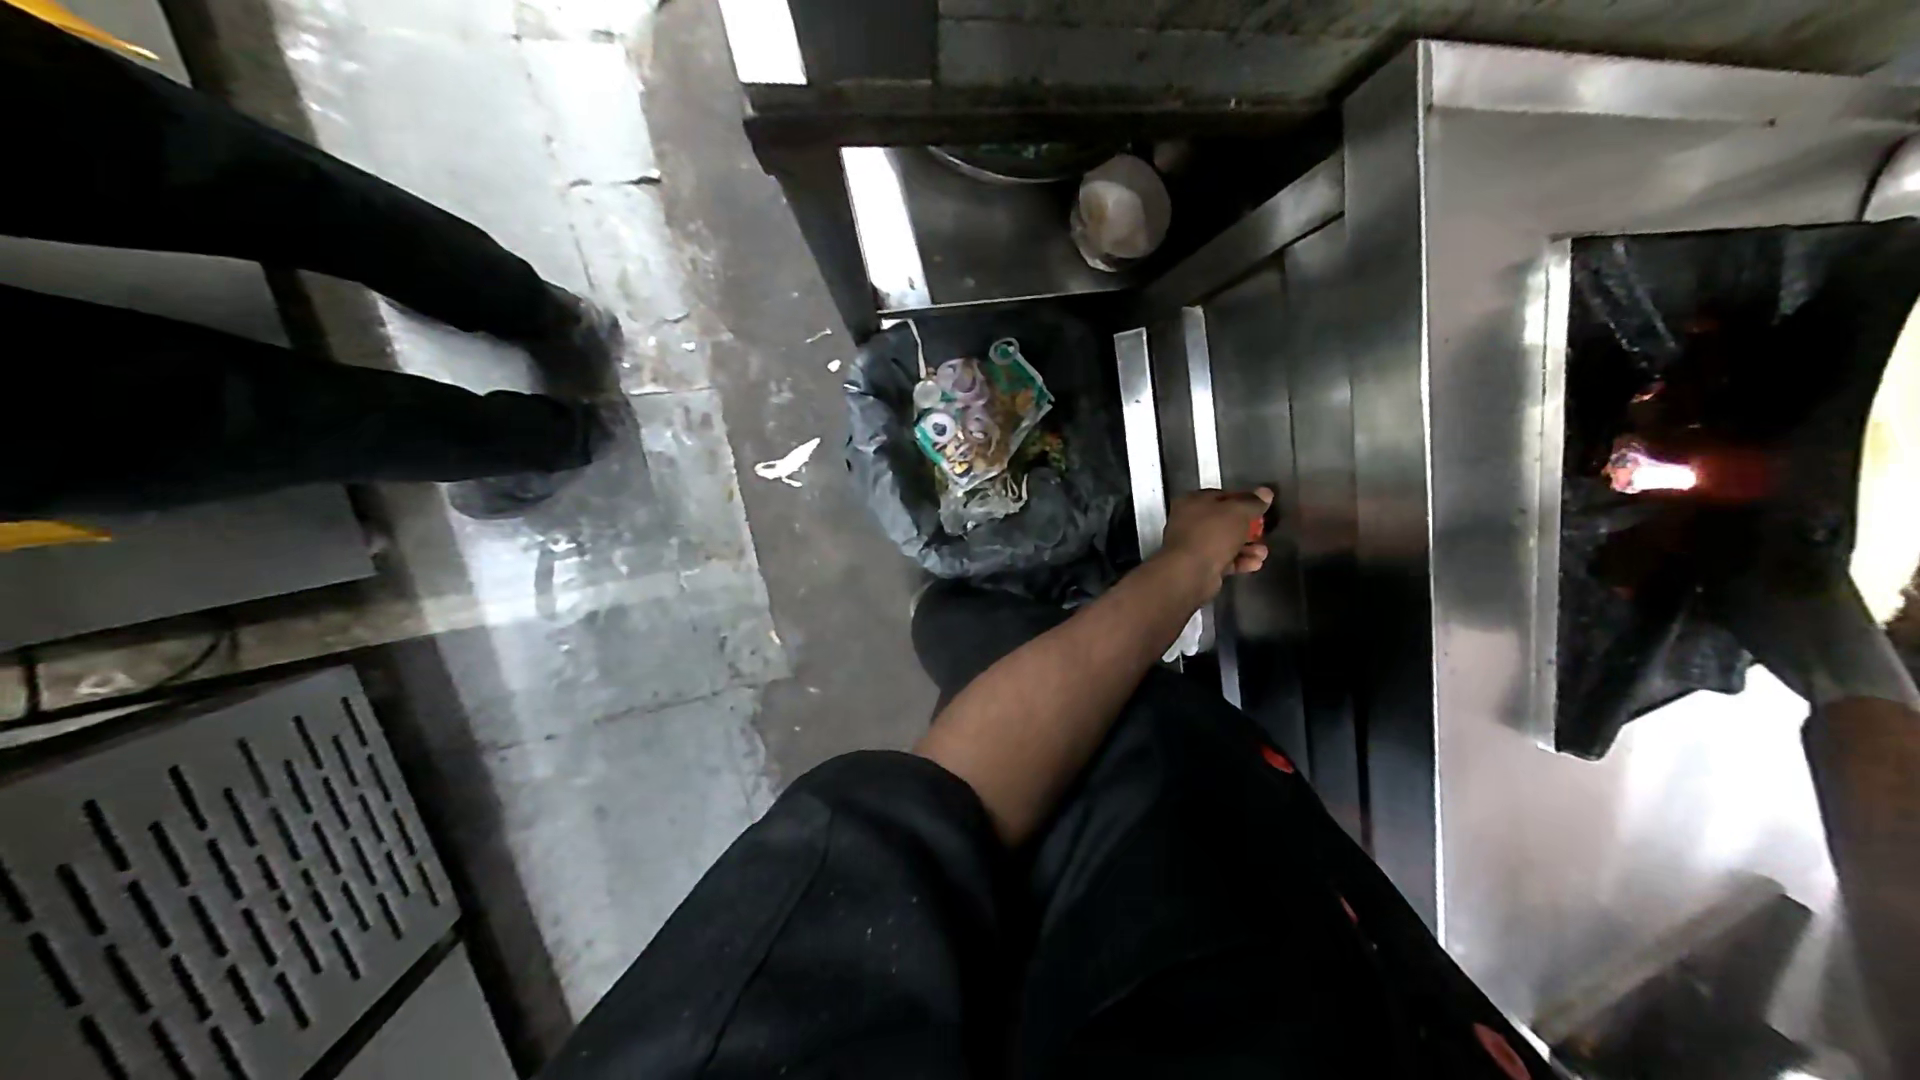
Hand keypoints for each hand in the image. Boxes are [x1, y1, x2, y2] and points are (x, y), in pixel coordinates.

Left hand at [1157, 487, 1273, 600]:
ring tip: (1262, 552)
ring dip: (1247, 547)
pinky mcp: (1200, 565)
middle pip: (1225, 521)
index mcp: (1192, 502)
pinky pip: (1223, 560)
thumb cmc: (1212, 534)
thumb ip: (1253, 502)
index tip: (1261, 507)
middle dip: (1248, 528)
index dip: (1243, 501)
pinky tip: (1255, 563)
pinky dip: (1240, 561)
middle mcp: (1189, 522)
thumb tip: (1265, 493)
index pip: (1222, 496)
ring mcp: (1194, 545)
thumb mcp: (1238, 512)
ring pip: (1226, 542)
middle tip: (1264, 532)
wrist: (1191, 572)